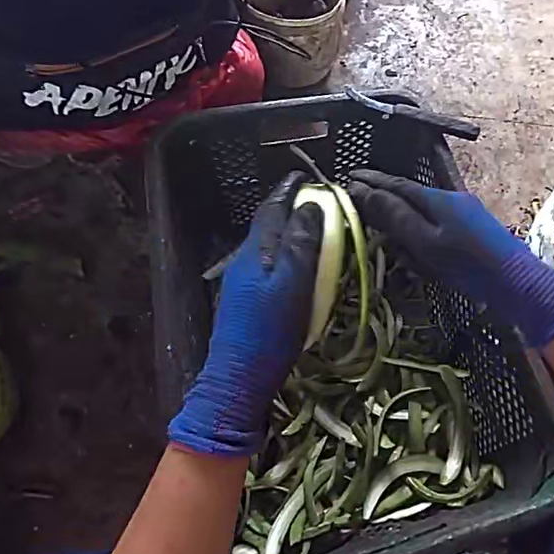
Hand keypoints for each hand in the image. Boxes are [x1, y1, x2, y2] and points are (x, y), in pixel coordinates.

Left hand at [168, 172, 322, 455]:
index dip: (289, 189)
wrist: (238, 378)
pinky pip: (268, 262)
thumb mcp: (293, 283)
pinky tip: (298, 264)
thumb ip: (302, 243)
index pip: (273, 207)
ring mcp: (243, 279)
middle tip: (316, 199)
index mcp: (257, 249)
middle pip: (268, 223)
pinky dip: (285, 252)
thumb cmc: (270, 331)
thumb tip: (310, 205)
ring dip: (288, 230)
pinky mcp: (246, 298)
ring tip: (312, 227)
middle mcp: (246, 258)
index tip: (306, 175)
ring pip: (268, 243)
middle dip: (290, 206)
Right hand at [347, 170, 553, 347]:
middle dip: (384, 199)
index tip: (349, 179)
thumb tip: (365, 192)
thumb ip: (396, 217)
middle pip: (410, 196)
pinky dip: (418, 234)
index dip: (372, 182)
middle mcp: (452, 201)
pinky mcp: (472, 233)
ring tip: (380, 230)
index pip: (396, 185)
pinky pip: (436, 227)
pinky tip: (413, 251)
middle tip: (358, 204)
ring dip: (401, 218)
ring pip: (423, 213)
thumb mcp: (426, 243)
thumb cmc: (469, 266)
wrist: (518, 285)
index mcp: (439, 199)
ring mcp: (464, 216)